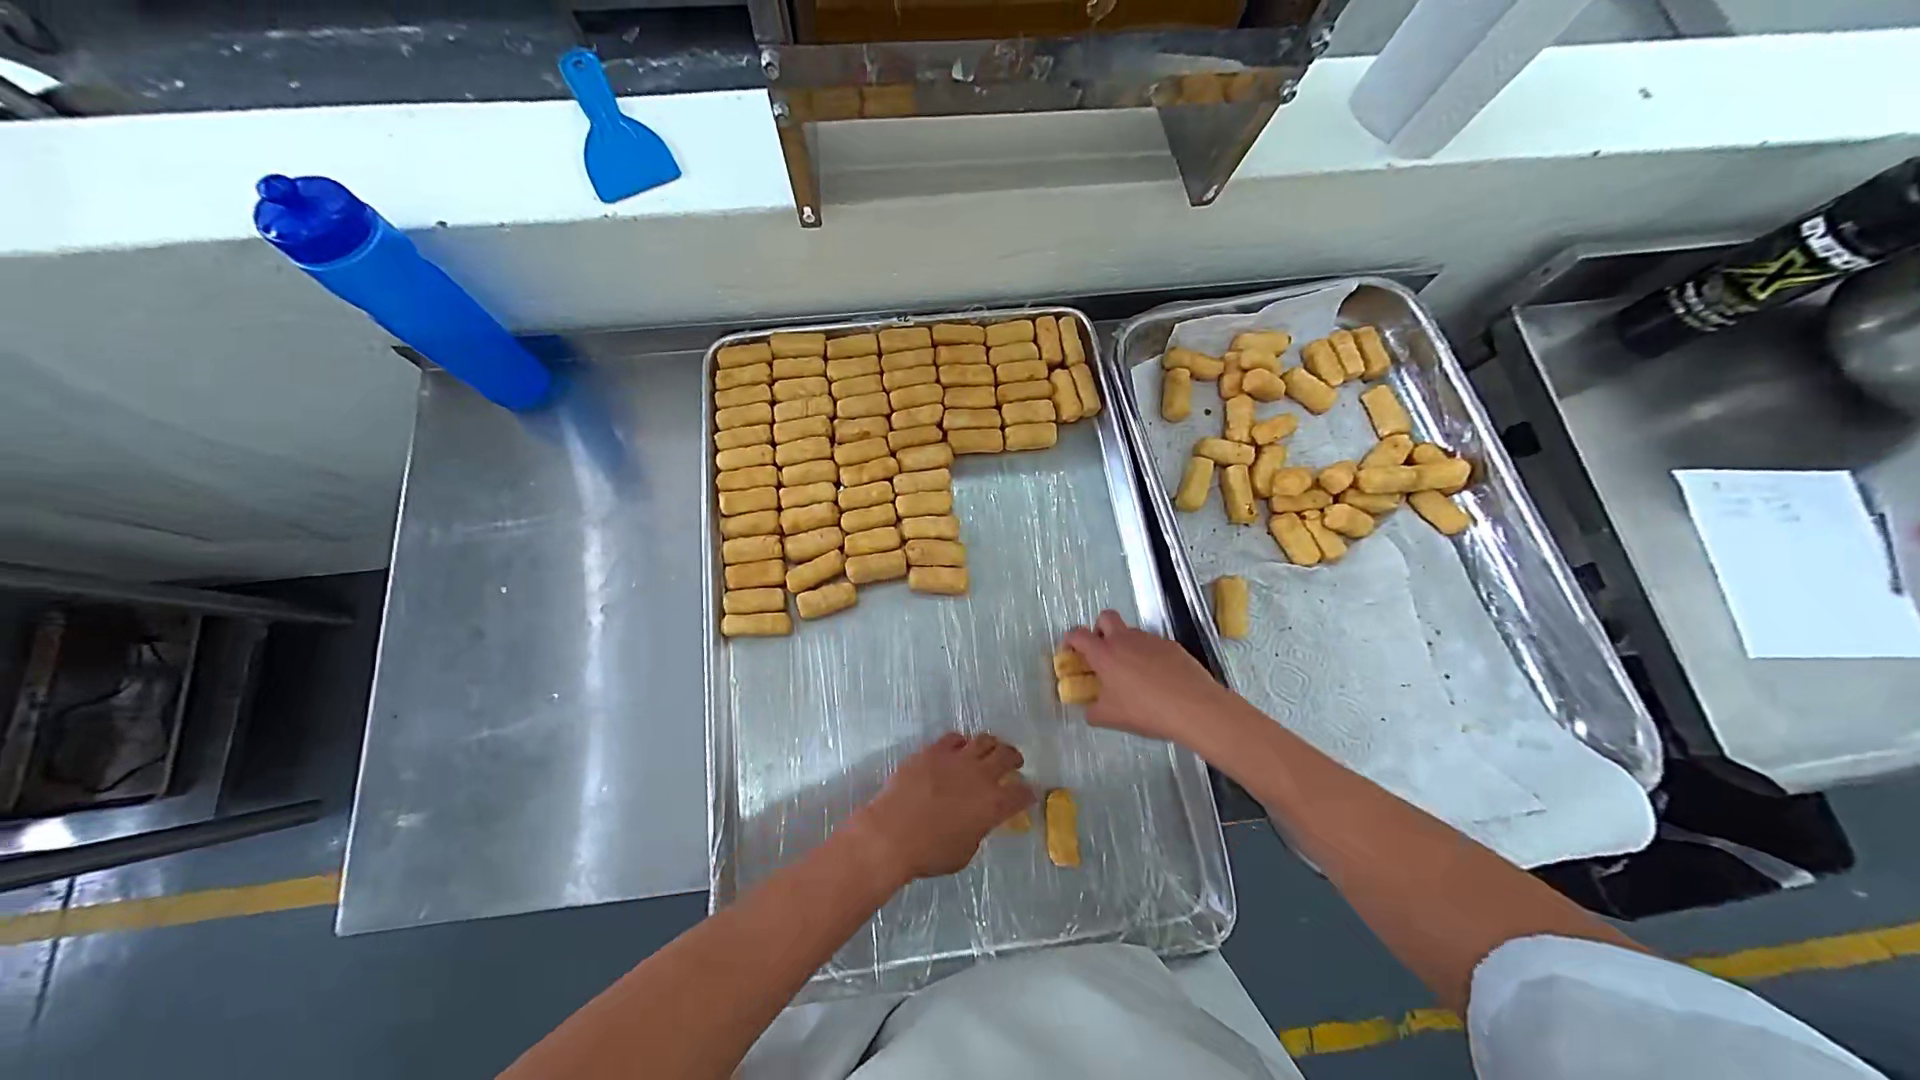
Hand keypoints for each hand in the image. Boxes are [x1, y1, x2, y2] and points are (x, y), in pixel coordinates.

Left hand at [844, 733, 1032, 885]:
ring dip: (991, 745)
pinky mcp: (933, 751)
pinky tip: (958, 748)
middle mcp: (980, 776)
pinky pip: (954, 738)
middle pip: (1006, 756)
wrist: (892, 834)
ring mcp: (956, 759)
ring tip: (989, 749)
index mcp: (993, 805)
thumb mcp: (965, 851)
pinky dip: (961, 742)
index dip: (1027, 793)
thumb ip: (978, 830)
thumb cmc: (929, 853)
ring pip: (983, 740)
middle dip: (1014, 758)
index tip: (1027, 794)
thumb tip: (977, 819)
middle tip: (1014, 762)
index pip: (1021, 793)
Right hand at [1064, 611, 1245, 746]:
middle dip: (1099, 629)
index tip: (1070, 649)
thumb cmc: (1147, 711)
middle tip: (1102, 652)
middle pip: (1105, 617)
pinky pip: (1153, 644)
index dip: (1070, 639)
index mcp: (1104, 654)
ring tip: (1133, 672)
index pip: (1078, 635)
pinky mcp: (1172, 646)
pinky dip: (1149, 655)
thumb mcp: (1111, 718)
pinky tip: (1157, 678)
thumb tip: (1090, 710)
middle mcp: (1125, 640)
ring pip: (1131, 632)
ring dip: (1126, 644)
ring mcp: (1150, 640)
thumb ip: (1093, 711)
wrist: (1195, 708)